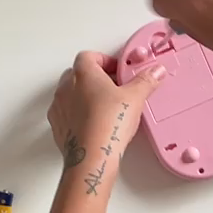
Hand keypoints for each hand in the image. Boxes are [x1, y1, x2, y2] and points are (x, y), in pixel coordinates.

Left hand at [48, 51, 163, 197]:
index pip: (90, 56)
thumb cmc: (107, 124)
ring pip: (70, 94)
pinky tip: (94, 124)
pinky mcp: (58, 127)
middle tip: (114, 88)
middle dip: (96, 78)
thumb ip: (146, 81)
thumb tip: (155, 72)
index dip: (105, 61)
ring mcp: (58, 108)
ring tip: (105, 107)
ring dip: (84, 96)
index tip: (118, 70)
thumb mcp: (135, 98)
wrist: (92, 156)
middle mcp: (66, 88)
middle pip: (78, 73)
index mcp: (83, 74)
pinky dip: (78, 115)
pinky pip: (66, 114)